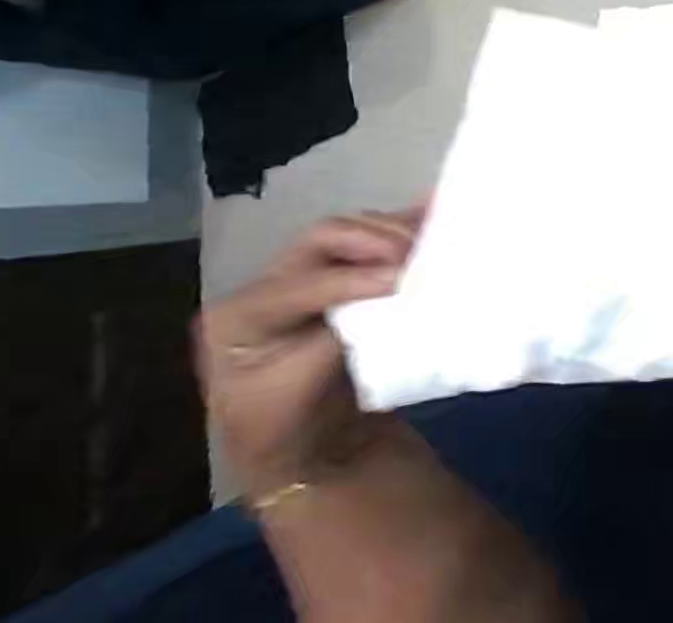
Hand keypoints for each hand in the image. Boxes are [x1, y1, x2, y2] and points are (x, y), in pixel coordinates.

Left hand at [196, 207, 424, 496]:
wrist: (310, 455)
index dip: (351, 279)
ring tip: (431, 242)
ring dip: (395, 232)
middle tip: (416, 254)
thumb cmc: (292, 430)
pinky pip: (375, 241)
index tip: (398, 280)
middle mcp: (272, 281)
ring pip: (354, 231)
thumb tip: (389, 296)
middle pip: (326, 238)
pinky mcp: (344, 274)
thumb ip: (336, 339)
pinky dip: (405, 227)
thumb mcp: (299, 393)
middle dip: (375, 240)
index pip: (300, 283)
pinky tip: (432, 218)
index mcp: (240, 314)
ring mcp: (310, 273)